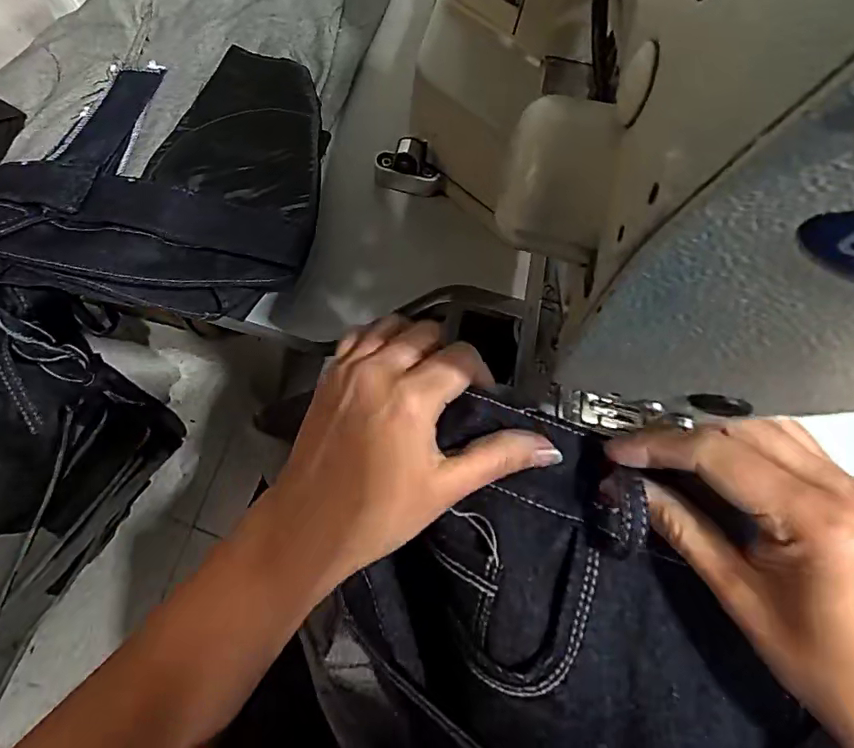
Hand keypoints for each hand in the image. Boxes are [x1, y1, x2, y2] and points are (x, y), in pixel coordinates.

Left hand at [241, 316, 563, 595]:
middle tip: (454, 387)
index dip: (480, 371)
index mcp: (411, 397)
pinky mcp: (329, 374)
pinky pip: (359, 334)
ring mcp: (349, 368)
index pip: (460, 357)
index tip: (482, 396)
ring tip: (423, 370)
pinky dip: (379, 337)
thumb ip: (497, 456)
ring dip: (415, 338)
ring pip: (393, 324)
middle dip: (449, 352)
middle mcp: (380, 370)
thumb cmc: (379, 514)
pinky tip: (387, 362)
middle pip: (428, 332)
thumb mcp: (444, 488)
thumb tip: (548, 445)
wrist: (306, 528)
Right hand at [606, 418, 853, 747]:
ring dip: (718, 430)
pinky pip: (798, 445)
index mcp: (817, 518)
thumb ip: (686, 531)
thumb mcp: (743, 600)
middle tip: (640, 448)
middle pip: (745, 427)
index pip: (720, 454)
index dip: (661, 446)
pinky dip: (753, 441)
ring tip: (673, 448)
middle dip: (683, 431)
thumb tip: (637, 490)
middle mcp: (845, 489)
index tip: (620, 451)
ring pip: (773, 426)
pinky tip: (727, 458)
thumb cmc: (831, 671)